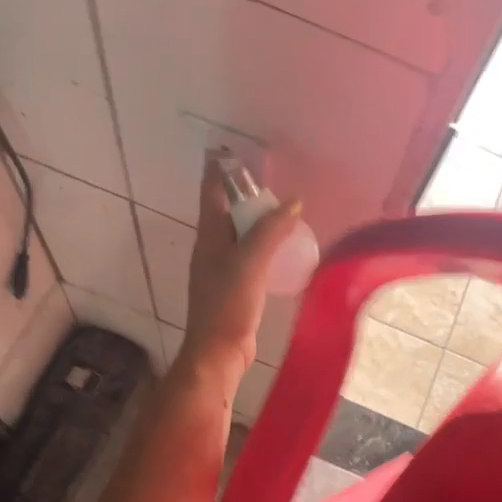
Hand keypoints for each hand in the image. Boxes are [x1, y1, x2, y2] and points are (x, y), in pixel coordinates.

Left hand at [176, 151, 300, 387]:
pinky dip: (261, 244)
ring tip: (279, 210)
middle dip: (241, 193)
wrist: (218, 352)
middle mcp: (211, 248)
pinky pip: (247, 255)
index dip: (219, 170)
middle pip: (224, 211)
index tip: (229, 149)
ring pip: (237, 234)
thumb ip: (270, 231)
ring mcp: (220, 269)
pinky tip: (279, 250)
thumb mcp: (250, 262)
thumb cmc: (228, 304)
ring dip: (253, 219)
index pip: (212, 193)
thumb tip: (292, 202)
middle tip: (266, 178)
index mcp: (209, 237)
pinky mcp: (233, 287)